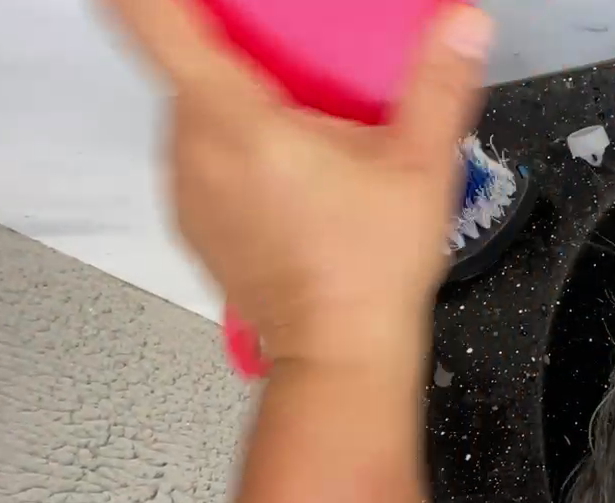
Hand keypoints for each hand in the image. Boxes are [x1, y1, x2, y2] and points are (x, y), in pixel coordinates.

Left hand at [104, 0, 492, 373]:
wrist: (343, 355)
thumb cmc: (374, 269)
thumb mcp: (422, 172)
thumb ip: (439, 88)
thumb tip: (466, 22)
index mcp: (231, 114)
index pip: (148, 6)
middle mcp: (187, 143)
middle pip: (191, 63)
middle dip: (246, 65)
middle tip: (313, 93)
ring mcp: (184, 188)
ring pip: (201, 117)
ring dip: (247, 119)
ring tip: (315, 157)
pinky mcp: (193, 224)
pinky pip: (207, 166)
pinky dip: (243, 165)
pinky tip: (298, 199)